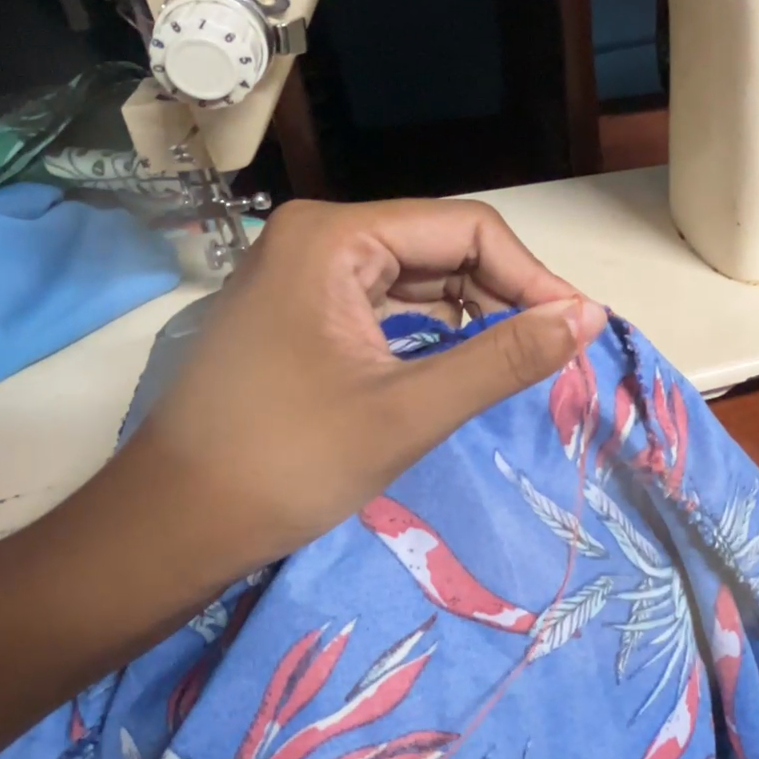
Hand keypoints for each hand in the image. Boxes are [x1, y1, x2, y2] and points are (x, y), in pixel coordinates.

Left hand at [112, 198, 606, 581]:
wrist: (169, 530)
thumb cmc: (285, 465)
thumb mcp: (409, 410)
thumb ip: (506, 357)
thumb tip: (590, 317)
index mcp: (336, 237)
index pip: (466, 229)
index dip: (532, 275)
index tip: (578, 327)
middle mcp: (321, 236)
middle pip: (444, 246)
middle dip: (506, 293)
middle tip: (556, 348)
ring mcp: (308, 271)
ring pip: (422, 275)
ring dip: (477, 312)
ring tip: (522, 356)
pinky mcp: (306, 309)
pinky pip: (392, 302)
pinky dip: (437, 329)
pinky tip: (467, 359)